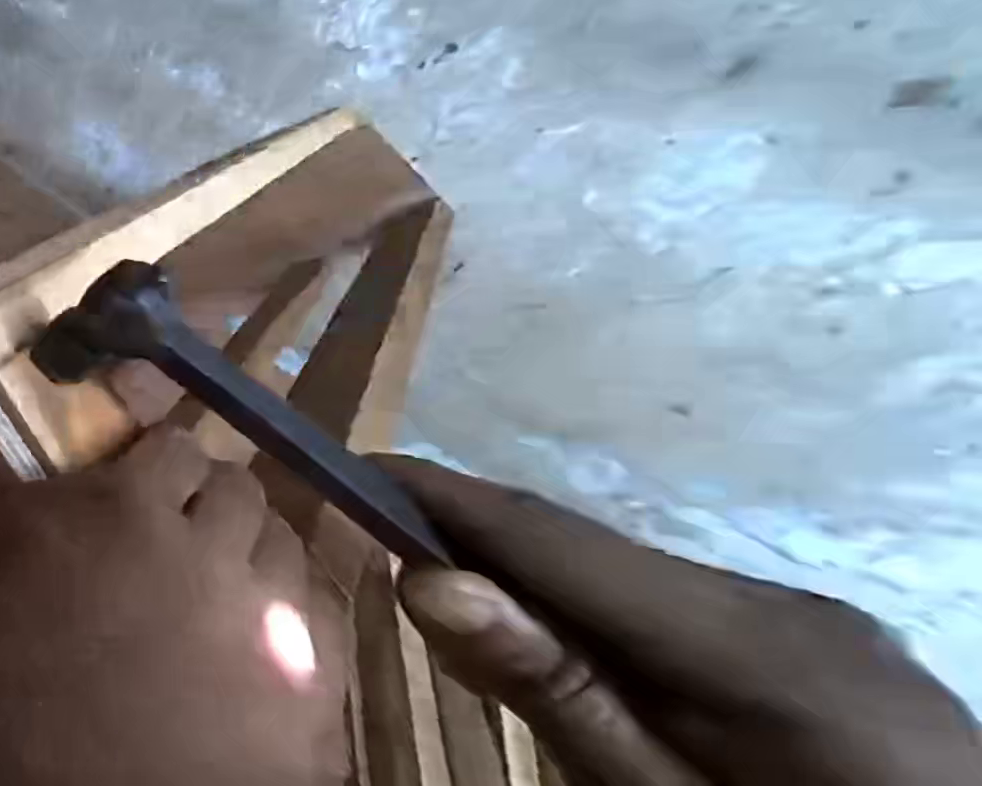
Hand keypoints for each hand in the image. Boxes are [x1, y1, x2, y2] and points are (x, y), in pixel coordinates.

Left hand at [0, 426, 325, 785]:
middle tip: (206, 535)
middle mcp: (258, 635)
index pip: (330, 630)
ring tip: (172, 498)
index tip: (257, 580)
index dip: (288, 592)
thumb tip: (287, 657)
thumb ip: (252, 716)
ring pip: (238, 488)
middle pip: (283, 545)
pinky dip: (165, 453)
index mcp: (283, 726)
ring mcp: (191, 561)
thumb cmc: (50, 762)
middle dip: (247, 537)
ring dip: (210, 492)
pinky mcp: (123, 505)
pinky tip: (139, 468)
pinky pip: (173, 448)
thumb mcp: (190, 765)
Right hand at [371, 455, 981, 785]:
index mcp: (755, 644)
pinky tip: (551, 643)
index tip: (357, 464)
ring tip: (456, 604)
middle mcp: (773, 603)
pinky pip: (646, 601)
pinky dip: (574, 609)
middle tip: (384, 545)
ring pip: (606, 570)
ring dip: (517, 576)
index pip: (548, 532)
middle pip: (575, 545)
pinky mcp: (799, 646)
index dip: (443, 492)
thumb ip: (554, 692)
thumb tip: (425, 579)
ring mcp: (796, 620)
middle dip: (471, 536)